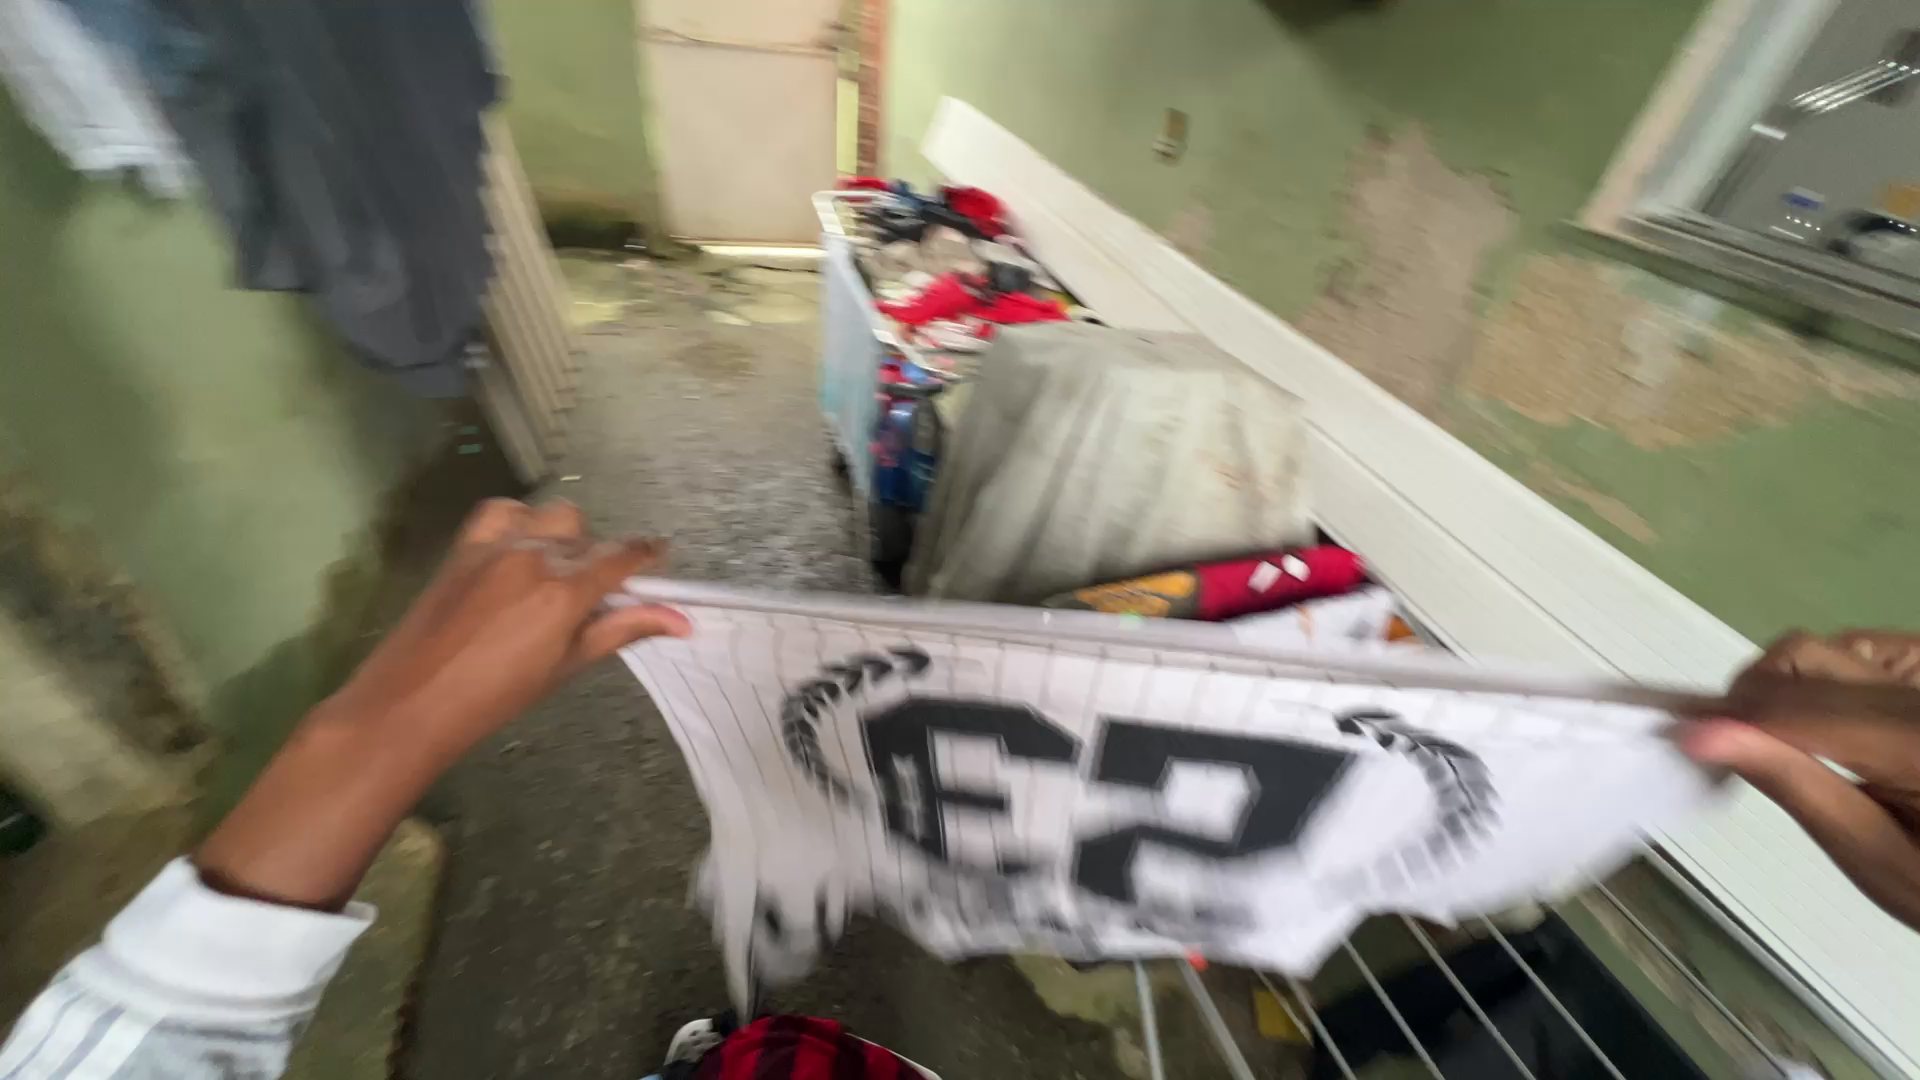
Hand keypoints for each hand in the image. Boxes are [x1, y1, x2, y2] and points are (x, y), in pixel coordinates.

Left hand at [324, 497, 690, 760]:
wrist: (410, 703)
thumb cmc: (498, 695)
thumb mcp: (569, 664)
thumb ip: (624, 629)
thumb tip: (681, 621)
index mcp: (565, 592)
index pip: (624, 555)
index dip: (649, 552)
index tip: (662, 555)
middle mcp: (536, 559)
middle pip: (591, 537)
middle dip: (604, 556)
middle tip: (598, 591)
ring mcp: (497, 548)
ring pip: (554, 517)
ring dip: (569, 536)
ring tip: (559, 569)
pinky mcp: (465, 548)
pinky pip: (503, 511)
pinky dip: (522, 521)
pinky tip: (522, 548)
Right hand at [1680, 630, 1919, 930]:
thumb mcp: (1878, 860)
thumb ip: (1794, 787)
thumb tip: (1696, 735)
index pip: (1794, 707)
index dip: (1725, 717)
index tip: (1674, 735)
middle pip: (1805, 660)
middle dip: (1753, 699)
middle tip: (1738, 747)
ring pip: (1831, 645)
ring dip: (1790, 681)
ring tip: (1793, 734)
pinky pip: (1872, 648)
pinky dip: (1833, 671)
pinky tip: (1840, 715)